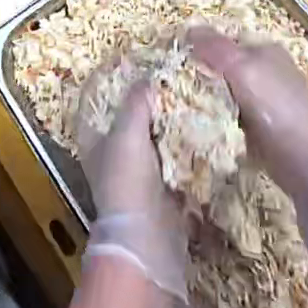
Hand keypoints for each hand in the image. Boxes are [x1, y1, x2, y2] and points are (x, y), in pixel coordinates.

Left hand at [76, 79, 187, 302]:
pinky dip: (190, 144)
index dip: (120, 86)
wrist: (148, 240)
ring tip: (198, 97)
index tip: (144, 67)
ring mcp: (144, 173)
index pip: (105, 106)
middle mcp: (119, 156)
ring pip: (160, 137)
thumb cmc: (129, 183)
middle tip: (181, 80)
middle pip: (136, 120)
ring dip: (176, 122)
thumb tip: (149, 78)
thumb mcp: (127, 136)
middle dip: (156, 102)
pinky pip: (179, 157)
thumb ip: (136, 104)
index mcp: (101, 144)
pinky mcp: (166, 187)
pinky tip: (207, 128)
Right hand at [187, 26, 307, 256]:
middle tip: (163, 89)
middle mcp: (267, 73)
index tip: (167, 60)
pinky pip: (231, 123)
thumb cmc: (278, 109)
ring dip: (205, 103)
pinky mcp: (264, 134)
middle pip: (224, 69)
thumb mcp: (244, 68)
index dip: (197, 46)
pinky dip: (216, 126)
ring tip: (172, 110)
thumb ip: (216, 48)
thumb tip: (187, 29)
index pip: (224, 40)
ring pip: (226, 97)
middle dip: (198, 76)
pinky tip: (197, 133)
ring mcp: (267, 105)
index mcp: (265, 51)